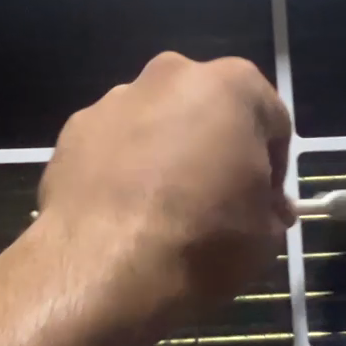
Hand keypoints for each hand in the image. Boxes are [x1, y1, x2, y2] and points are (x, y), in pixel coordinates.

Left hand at [37, 52, 293, 328]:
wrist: (106, 269)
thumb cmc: (203, 241)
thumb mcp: (266, 235)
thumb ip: (271, 209)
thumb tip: (265, 208)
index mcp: (231, 86)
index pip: (272, 121)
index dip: (274, 168)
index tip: (265, 205)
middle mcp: (169, 77)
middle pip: (207, 112)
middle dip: (215, 151)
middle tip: (217, 204)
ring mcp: (112, 101)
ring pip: (155, 126)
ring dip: (166, 157)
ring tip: (163, 214)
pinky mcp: (71, 133)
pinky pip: (112, 149)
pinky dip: (122, 173)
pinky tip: (124, 218)